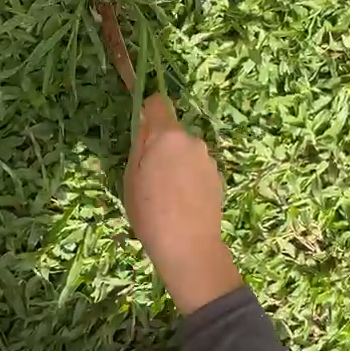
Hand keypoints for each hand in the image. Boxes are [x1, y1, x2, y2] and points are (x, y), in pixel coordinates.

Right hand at [124, 94, 242, 312]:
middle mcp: (192, 141)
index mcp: (167, 136)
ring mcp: (208, 160)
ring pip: (185, 151)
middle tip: (148, 175)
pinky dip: (188, 177)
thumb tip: (144, 126)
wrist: (189, 248)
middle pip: (171, 132)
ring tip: (166, 194)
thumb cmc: (150, 212)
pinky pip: (196, 168)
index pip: (158, 103)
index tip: (140, 128)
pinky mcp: (218, 178)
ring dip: (175, 162)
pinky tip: (182, 202)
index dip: (147, 111)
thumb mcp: (131, 178)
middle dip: (160, 145)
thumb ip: (139, 146)